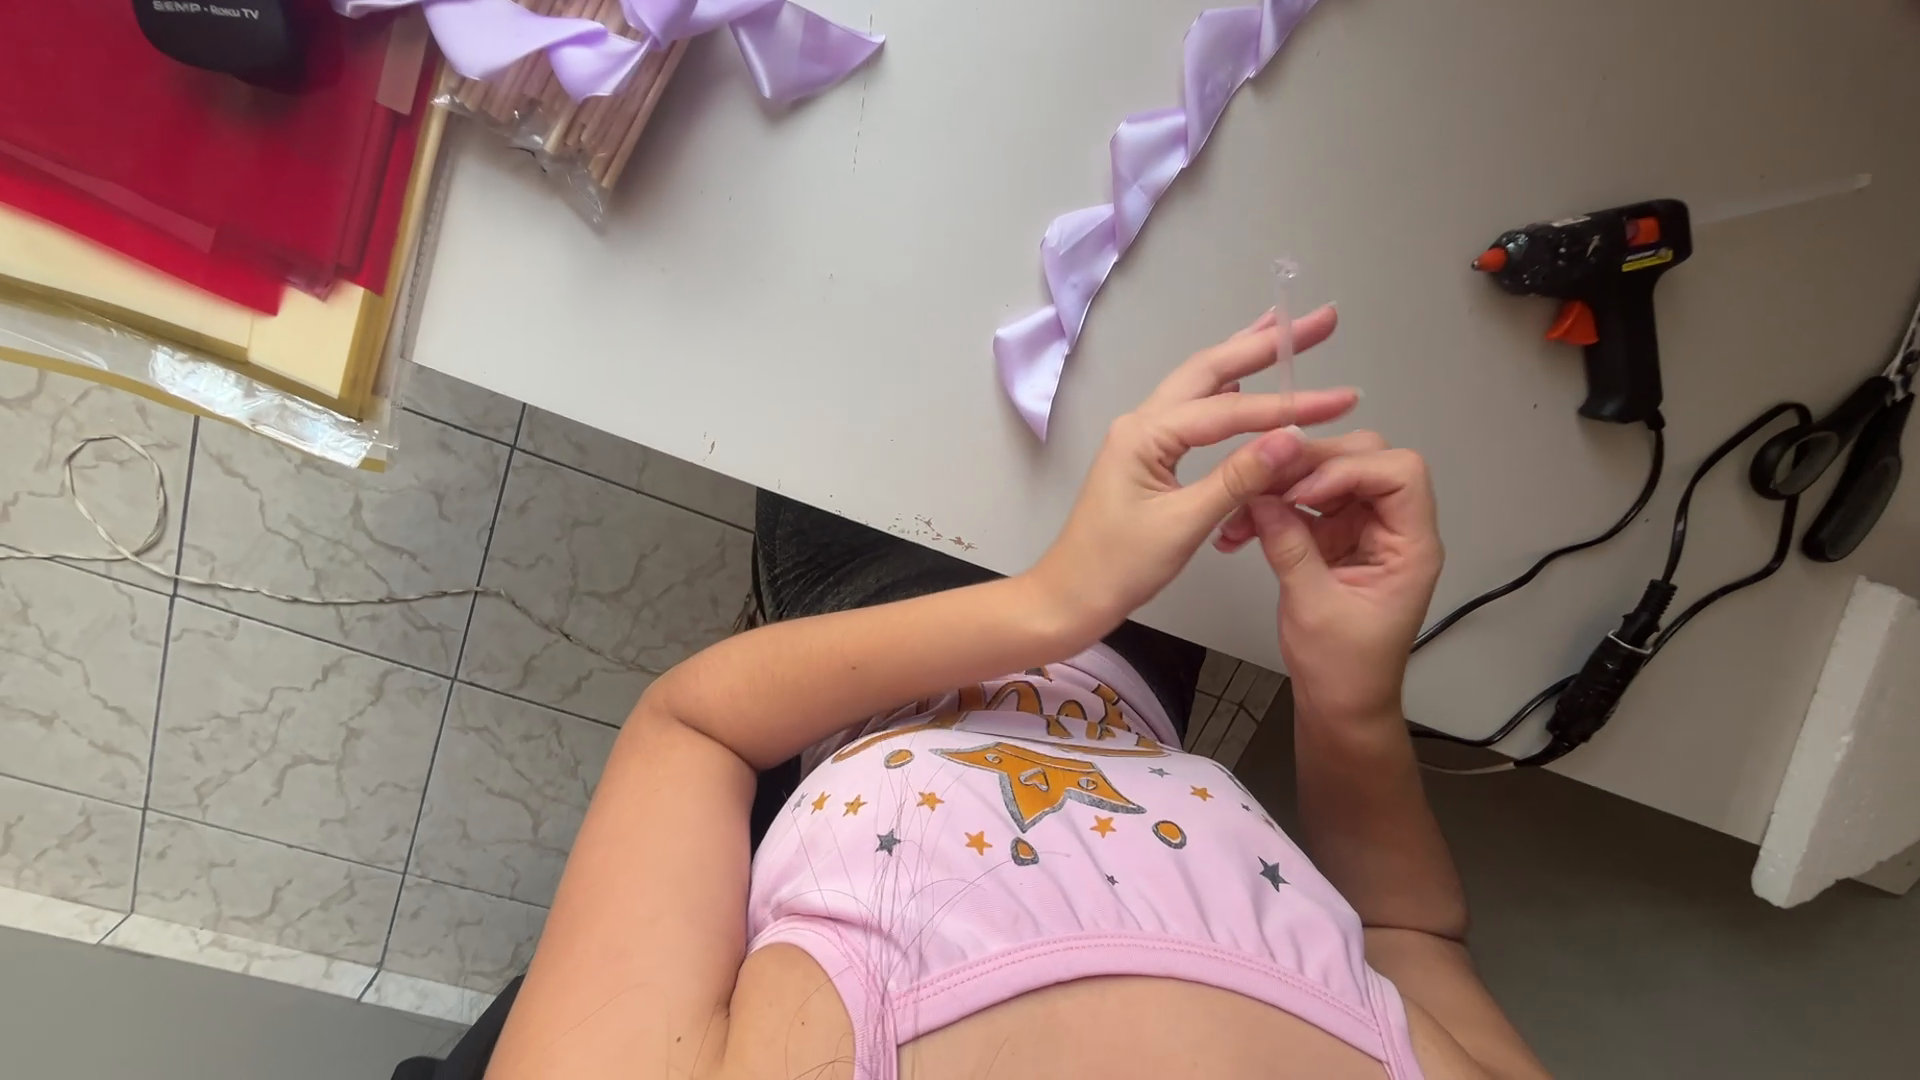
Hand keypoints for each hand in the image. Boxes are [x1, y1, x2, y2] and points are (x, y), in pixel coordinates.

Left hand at [1028, 306, 1357, 639]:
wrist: (1071, 595)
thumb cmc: (1117, 567)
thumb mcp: (1182, 525)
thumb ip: (1238, 479)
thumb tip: (1293, 438)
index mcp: (1144, 435)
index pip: (1229, 410)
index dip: (1289, 404)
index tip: (1343, 398)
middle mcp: (1139, 424)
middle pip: (1209, 371)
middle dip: (1264, 343)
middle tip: (1322, 320)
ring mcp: (1140, 438)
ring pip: (1199, 387)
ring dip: (1244, 359)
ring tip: (1287, 333)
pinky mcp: (1145, 457)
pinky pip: (1191, 414)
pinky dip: (1225, 394)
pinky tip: (1243, 384)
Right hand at [1241, 434, 1443, 722]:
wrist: (1339, 702)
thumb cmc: (1342, 667)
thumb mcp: (1312, 605)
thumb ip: (1288, 546)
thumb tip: (1260, 497)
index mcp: (1409, 546)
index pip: (1398, 474)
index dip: (1349, 470)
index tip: (1299, 493)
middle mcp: (1391, 528)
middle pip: (1365, 460)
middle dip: (1310, 465)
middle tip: (1264, 482)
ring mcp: (1361, 531)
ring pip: (1328, 476)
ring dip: (1283, 485)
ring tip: (1242, 507)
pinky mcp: (1332, 539)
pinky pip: (1303, 505)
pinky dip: (1272, 508)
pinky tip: (1240, 526)